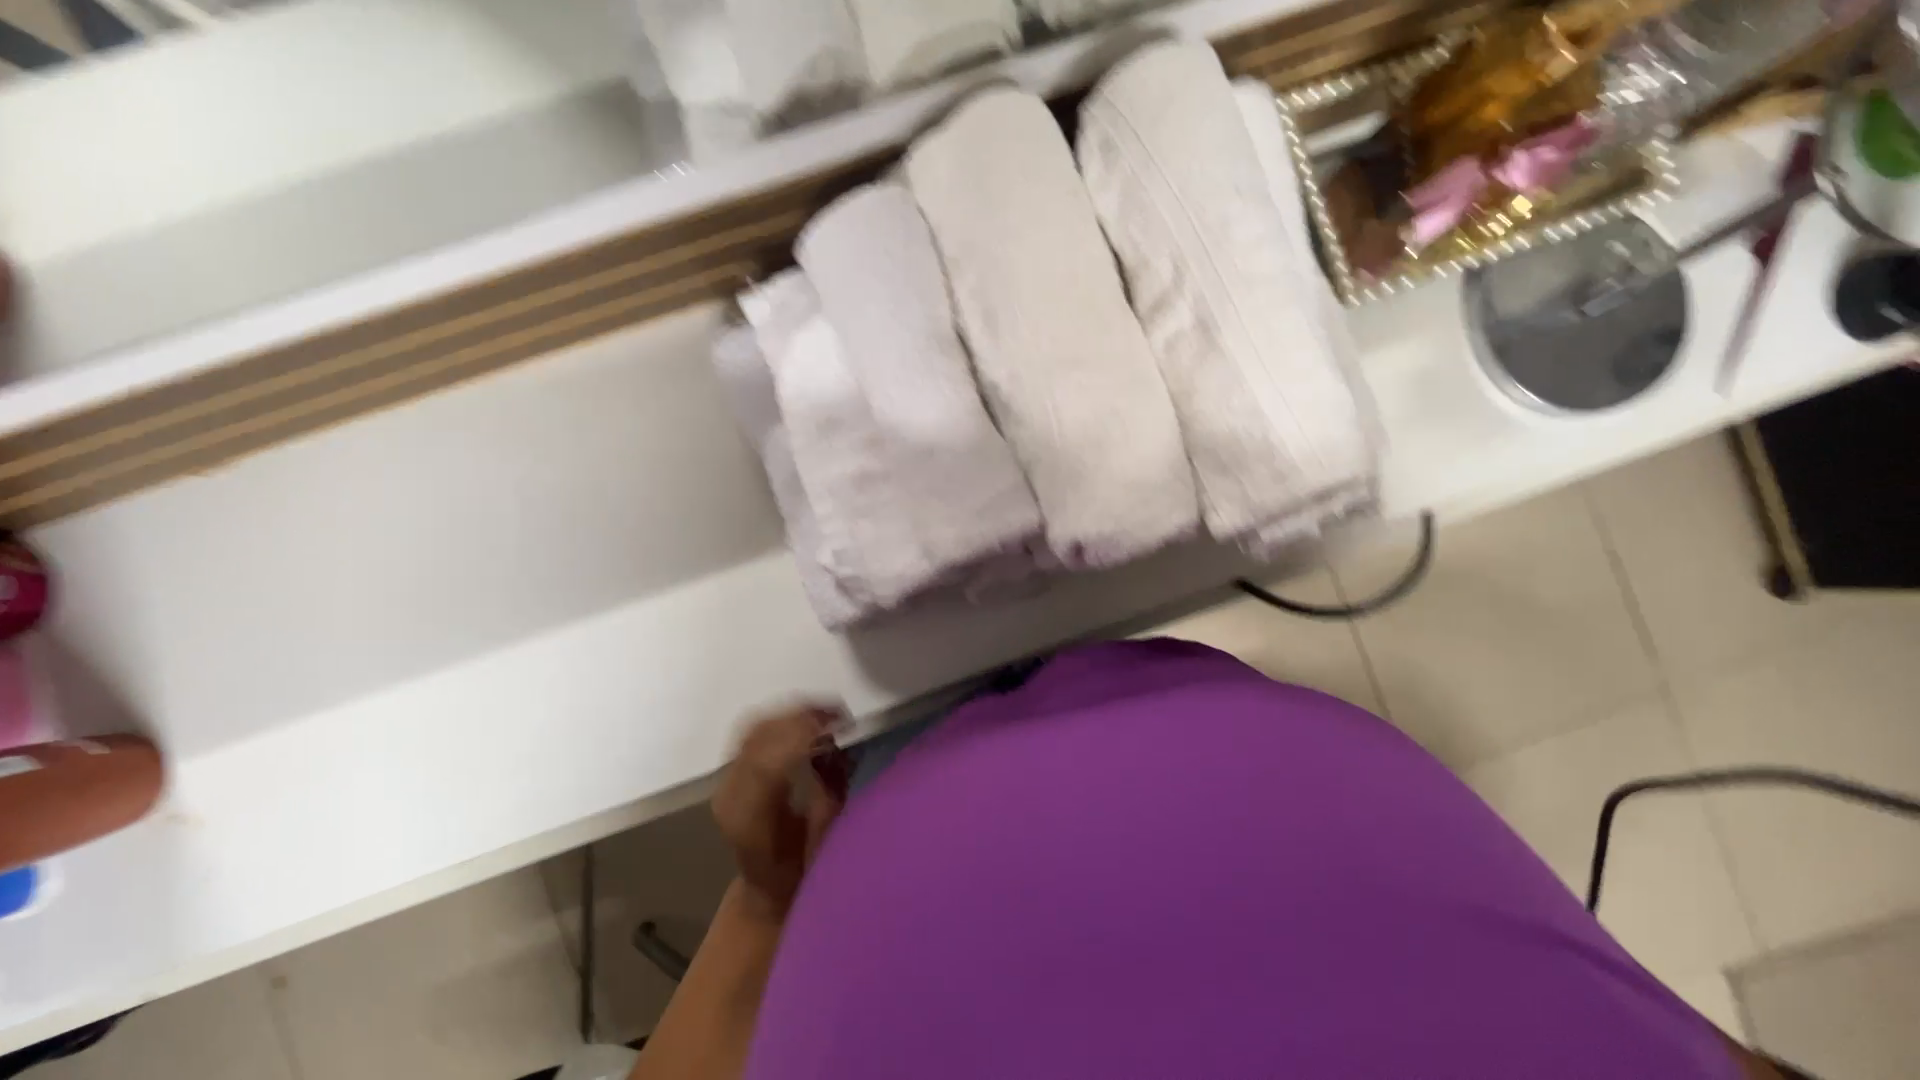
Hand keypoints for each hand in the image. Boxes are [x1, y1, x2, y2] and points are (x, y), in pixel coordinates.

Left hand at [711, 705, 850, 921]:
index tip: (837, 723)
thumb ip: (828, 802)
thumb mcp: (823, 847)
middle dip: (800, 716)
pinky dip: (781, 719)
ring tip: (829, 714)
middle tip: (842, 715)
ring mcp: (726, 781)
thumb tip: (839, 754)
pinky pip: (752, 732)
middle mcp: (729, 795)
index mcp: (749, 821)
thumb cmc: (800, 877)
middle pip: (756, 737)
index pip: (765, 766)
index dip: (800, 737)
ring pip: (753, 728)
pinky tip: (808, 722)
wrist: (767, 889)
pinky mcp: (731, 771)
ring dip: (791, 713)